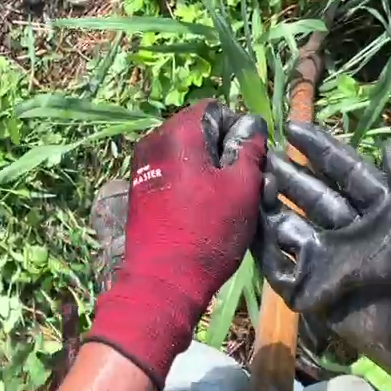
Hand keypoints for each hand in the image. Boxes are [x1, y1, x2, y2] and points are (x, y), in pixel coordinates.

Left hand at [86, 100, 266, 386]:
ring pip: (183, 149)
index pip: (213, 108)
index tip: (247, 156)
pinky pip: (169, 167)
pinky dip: (186, 177)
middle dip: (219, 146)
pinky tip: (199, 205)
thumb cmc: (207, 231)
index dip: (236, 127)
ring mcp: (142, 163)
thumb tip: (252, 127)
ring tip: (220, 195)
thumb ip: (249, 150)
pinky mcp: (138, 185)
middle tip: (238, 178)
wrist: (161, 282)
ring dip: (203, 163)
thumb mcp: (242, 189)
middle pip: (196, 127)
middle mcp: (154, 139)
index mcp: (178, 132)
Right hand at [258, 122, 390, 390]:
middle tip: (253, 152)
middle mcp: (354, 229)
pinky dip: (265, 253)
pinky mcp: (321, 298)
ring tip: (244, 188)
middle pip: (310, 192)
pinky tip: (247, 235)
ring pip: (292, 226)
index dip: (318, 147)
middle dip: (284, 171)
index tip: (290, 125)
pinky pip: (285, 271)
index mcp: (383, 208)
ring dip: (269, 207)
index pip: (344, 169)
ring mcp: (335, 263)